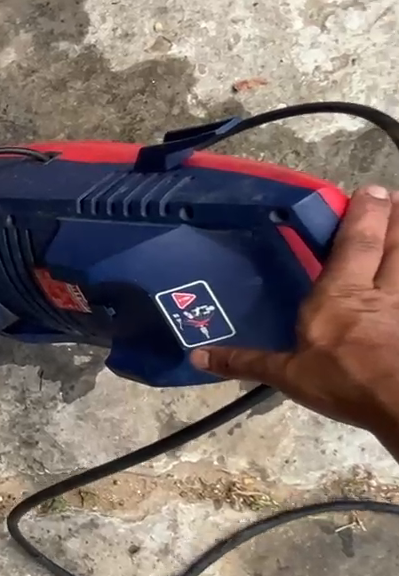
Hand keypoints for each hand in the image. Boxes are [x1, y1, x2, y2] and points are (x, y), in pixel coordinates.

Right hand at [191, 185, 398, 450]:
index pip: (354, 248)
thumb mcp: (287, 375)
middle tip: (396, 197)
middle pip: (396, 248)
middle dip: (397, 220)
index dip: (363, 218)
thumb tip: (196, 357)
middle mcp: (383, 295)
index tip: (370, 192)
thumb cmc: (348, 383)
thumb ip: (244, 361)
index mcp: (339, 298)